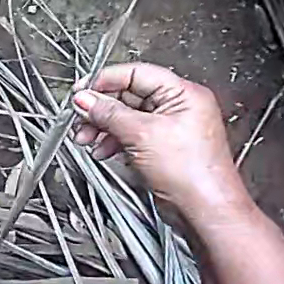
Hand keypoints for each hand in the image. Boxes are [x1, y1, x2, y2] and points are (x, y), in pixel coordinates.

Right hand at [71, 63, 252, 219]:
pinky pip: (129, 135)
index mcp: (183, 94)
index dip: (105, 80)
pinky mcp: (160, 147)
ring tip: (86, 137)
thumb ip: (108, 113)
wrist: (203, 209)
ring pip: (125, 117)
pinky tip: (102, 149)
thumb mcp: (141, 134)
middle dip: (100, 108)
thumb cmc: (192, 173)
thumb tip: (85, 98)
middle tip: (80, 117)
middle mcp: (177, 107)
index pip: (135, 73)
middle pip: (127, 96)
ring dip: (102, 126)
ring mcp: (168, 128)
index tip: (81, 92)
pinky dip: (112, 141)